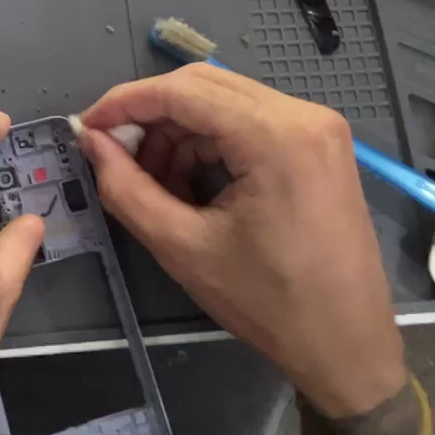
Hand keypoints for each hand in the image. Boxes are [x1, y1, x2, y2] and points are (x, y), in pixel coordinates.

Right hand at [78, 64, 406, 418]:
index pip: (181, 91)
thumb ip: (125, 187)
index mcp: (275, 136)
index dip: (124, 103)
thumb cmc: (267, 303)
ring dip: (176, 131)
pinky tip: (187, 181)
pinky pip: (245, 119)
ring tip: (151, 181)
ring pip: (221, 100)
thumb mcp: (181, 246)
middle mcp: (302, 114)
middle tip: (113, 154)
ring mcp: (316, 126)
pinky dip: (206, 141)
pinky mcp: (317, 142)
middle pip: (201, 86)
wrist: (348, 348)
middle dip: (148, 116)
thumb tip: (91, 141)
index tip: (86, 128)